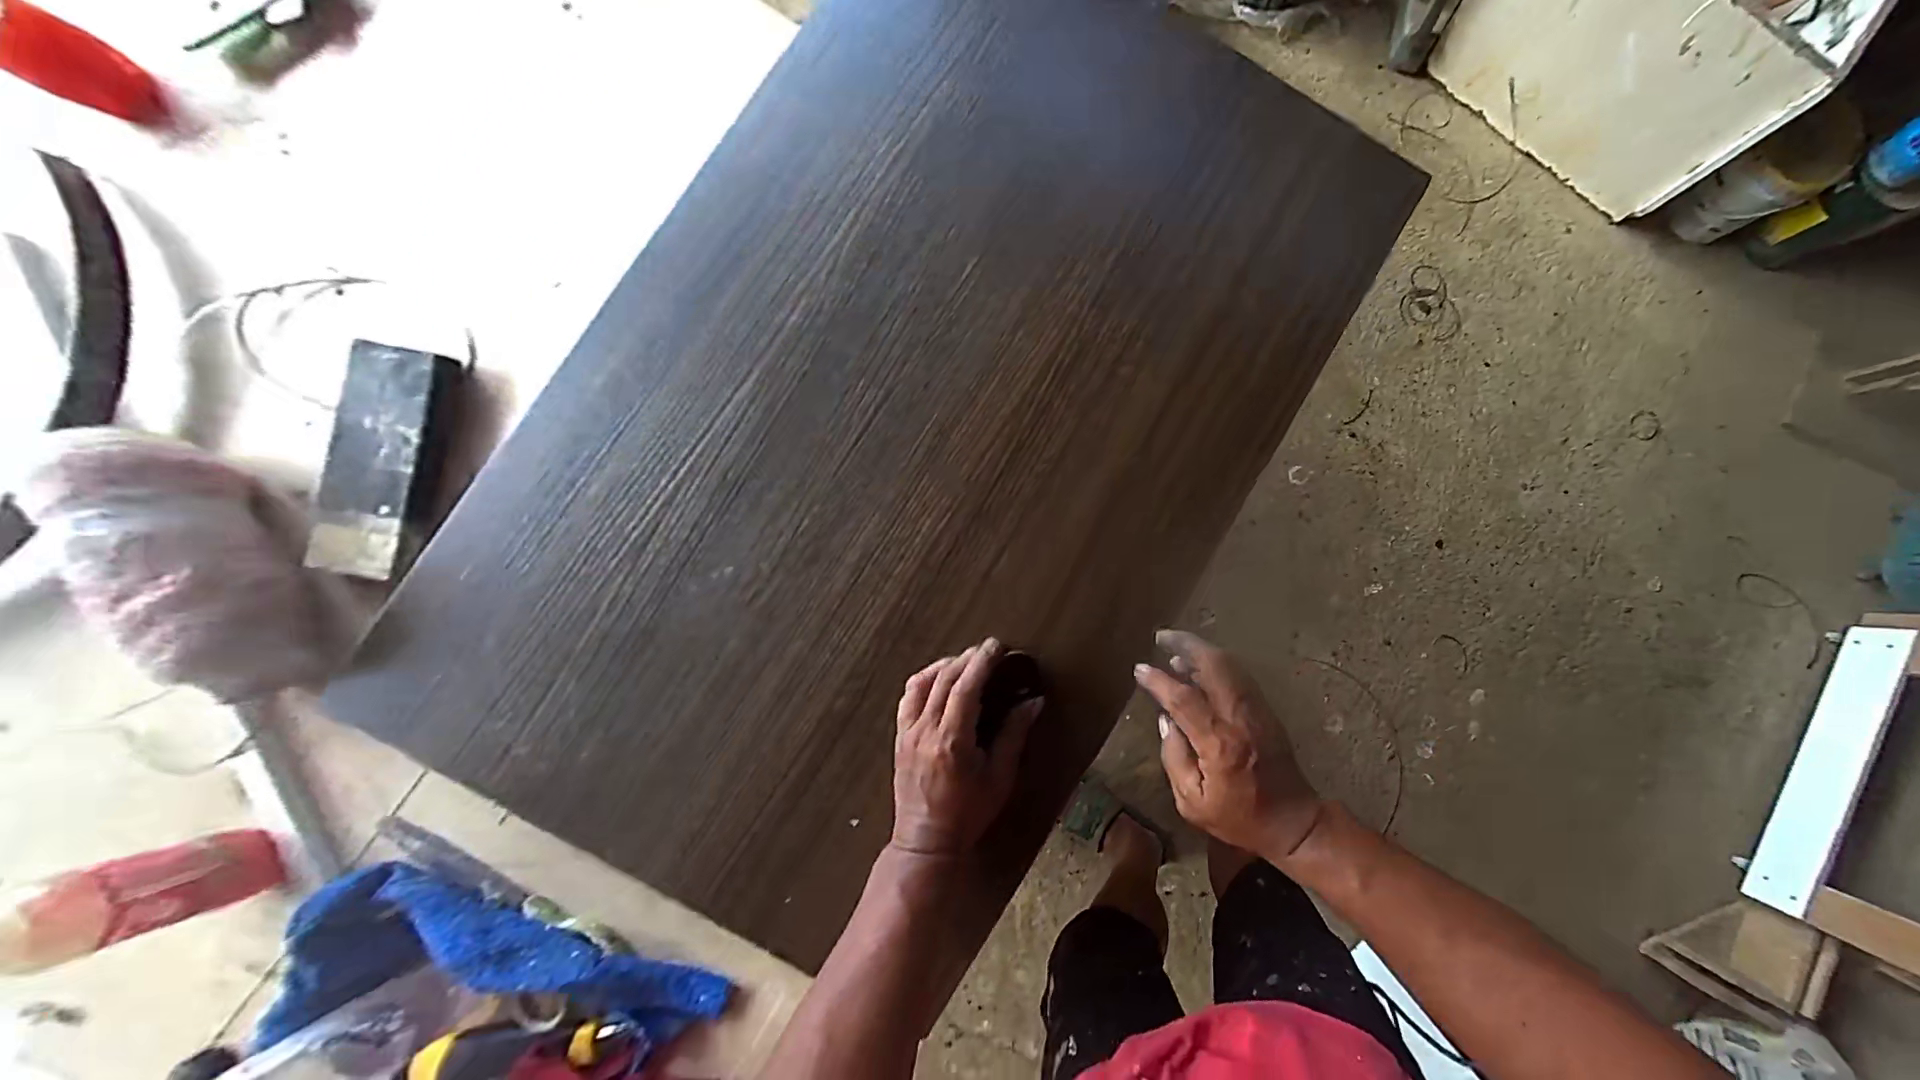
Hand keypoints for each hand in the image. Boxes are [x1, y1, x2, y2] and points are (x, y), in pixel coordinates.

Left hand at [891, 638, 1044, 855]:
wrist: (926, 840)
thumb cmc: (968, 814)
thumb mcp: (1000, 778)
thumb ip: (1014, 735)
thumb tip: (1033, 702)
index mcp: (952, 741)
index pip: (965, 687)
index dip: (982, 661)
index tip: (998, 646)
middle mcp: (925, 731)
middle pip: (944, 678)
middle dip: (968, 657)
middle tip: (989, 649)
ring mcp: (908, 733)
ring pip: (922, 683)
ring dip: (945, 665)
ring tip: (966, 660)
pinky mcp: (899, 737)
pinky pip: (908, 698)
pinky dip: (924, 680)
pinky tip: (938, 679)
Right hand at [1134, 629, 1322, 861]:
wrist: (1294, 823)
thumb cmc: (1239, 818)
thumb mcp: (1192, 803)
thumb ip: (1174, 759)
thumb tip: (1165, 721)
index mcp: (1219, 744)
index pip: (1183, 699)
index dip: (1158, 680)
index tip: (1140, 670)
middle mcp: (1240, 719)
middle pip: (1214, 665)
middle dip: (1186, 645)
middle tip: (1162, 636)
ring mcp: (1258, 712)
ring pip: (1230, 666)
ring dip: (1202, 652)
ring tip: (1176, 650)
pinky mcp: (1267, 712)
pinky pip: (1240, 676)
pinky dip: (1218, 664)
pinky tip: (1201, 667)